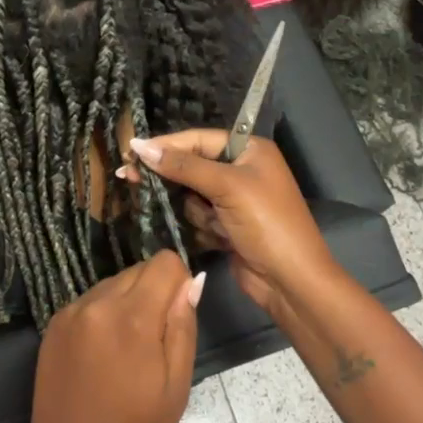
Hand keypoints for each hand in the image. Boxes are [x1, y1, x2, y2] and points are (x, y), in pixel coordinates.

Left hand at [9, 253, 204, 422]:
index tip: (178, 314)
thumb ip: (184, 327)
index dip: (179, 282)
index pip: (164, 262)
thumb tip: (192, 282)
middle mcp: (98, 302)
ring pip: (114, 283)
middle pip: (138, 269)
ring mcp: (72, 310)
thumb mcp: (175, 387)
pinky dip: (103, 315)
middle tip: (152, 342)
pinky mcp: (54, 321)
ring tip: (126, 352)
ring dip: (127, 303)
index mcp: (132, 318)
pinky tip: (102, 354)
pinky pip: (91, 300)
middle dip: (153, 294)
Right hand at [123, 131, 335, 314]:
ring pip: (191, 195)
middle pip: (192, 166)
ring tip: (217, 226)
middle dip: (173, 179)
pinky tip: (220, 239)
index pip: (197, 139)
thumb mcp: (226, 187)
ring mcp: (235, 199)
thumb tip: (140, 146)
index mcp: (249, 149)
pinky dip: (203, 228)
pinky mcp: (228, 225)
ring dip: (197, 212)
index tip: (131, 151)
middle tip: (129, 178)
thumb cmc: (266, 224)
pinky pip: (199, 217)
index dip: (165, 146)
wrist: (292, 282)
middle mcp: (243, 169)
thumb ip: (183, 166)